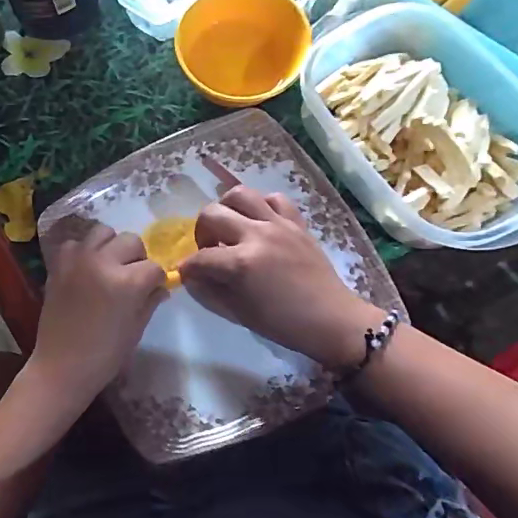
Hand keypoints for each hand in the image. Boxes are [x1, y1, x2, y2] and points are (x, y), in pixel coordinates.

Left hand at [31, 224, 167, 397]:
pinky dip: (84, 251)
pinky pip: (76, 244)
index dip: (156, 279)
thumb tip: (161, 287)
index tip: (153, 289)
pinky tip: (86, 270)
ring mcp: (78, 260)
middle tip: (132, 277)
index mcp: (127, 282)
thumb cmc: (105, 355)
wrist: (61, 366)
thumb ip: (150, 301)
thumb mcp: (136, 329)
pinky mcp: (58, 265)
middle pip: (131, 241)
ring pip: (103, 232)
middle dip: (137, 257)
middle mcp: (103, 262)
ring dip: (111, 246)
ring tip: (109, 266)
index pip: (154, 267)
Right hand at [178, 187, 384, 368]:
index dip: (188, 268)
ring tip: (229, 226)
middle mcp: (257, 235)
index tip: (187, 274)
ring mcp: (278, 224)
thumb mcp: (238, 312)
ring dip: (226, 208)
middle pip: (212, 214)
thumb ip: (210, 289)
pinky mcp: (296, 222)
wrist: (331, 319)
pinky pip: (274, 198)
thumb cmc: (282, 323)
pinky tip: (259, 222)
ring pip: (240, 194)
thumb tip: (193, 274)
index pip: (199, 258)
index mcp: (241, 263)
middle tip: (209, 249)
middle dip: (201, 232)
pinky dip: (261, 205)